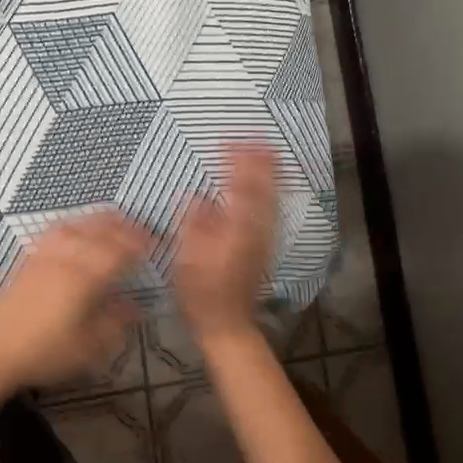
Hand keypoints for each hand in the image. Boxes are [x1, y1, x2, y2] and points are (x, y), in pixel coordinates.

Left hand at [0, 210, 151, 388]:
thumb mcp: (89, 346)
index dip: (137, 243)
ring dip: (97, 220)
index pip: (118, 251)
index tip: (152, 240)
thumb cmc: (48, 353)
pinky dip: (71, 224)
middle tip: (137, 226)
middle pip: (97, 232)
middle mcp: (67, 260)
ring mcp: (46, 256)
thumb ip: (115, 322)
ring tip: (111, 218)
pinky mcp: (30, 260)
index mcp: (86, 279)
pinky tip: (74, 227)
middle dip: (121, 226)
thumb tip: (136, 306)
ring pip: (76, 226)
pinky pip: (54, 232)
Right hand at [176, 141, 279, 343]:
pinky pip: (272, 210)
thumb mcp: (189, 259)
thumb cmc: (202, 293)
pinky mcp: (265, 247)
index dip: (237, 163)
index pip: (240, 188)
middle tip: (257, 137)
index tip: (230, 141)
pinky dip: (273, 191)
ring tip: (268, 151)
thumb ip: (194, 225)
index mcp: (236, 229)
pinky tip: (270, 185)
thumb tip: (194, 195)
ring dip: (270, 173)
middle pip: (263, 189)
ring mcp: (264, 239)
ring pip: (272, 198)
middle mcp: (256, 230)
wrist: (228, 325)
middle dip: (260, 162)